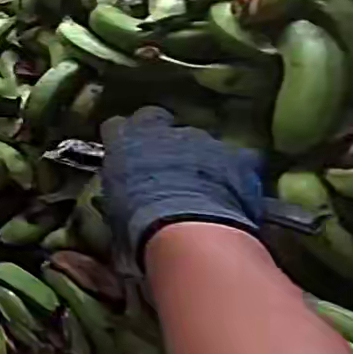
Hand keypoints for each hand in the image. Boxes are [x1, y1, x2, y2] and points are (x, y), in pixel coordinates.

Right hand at [100, 106, 263, 264]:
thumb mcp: (113, 205)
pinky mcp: (239, 157)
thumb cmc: (137, 221)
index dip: (122, 141)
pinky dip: (234, 171)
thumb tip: (121, 196)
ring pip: (198, 140)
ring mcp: (203, 141)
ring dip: (196, 156)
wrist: (189, 231)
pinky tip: (232, 192)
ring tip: (198, 186)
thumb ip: (118, 188)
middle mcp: (163, 130)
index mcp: (124, 138)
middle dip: (159, 140)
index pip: (117, 126)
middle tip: (160, 168)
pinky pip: (238, 158)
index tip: (123, 157)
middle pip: (159, 122)